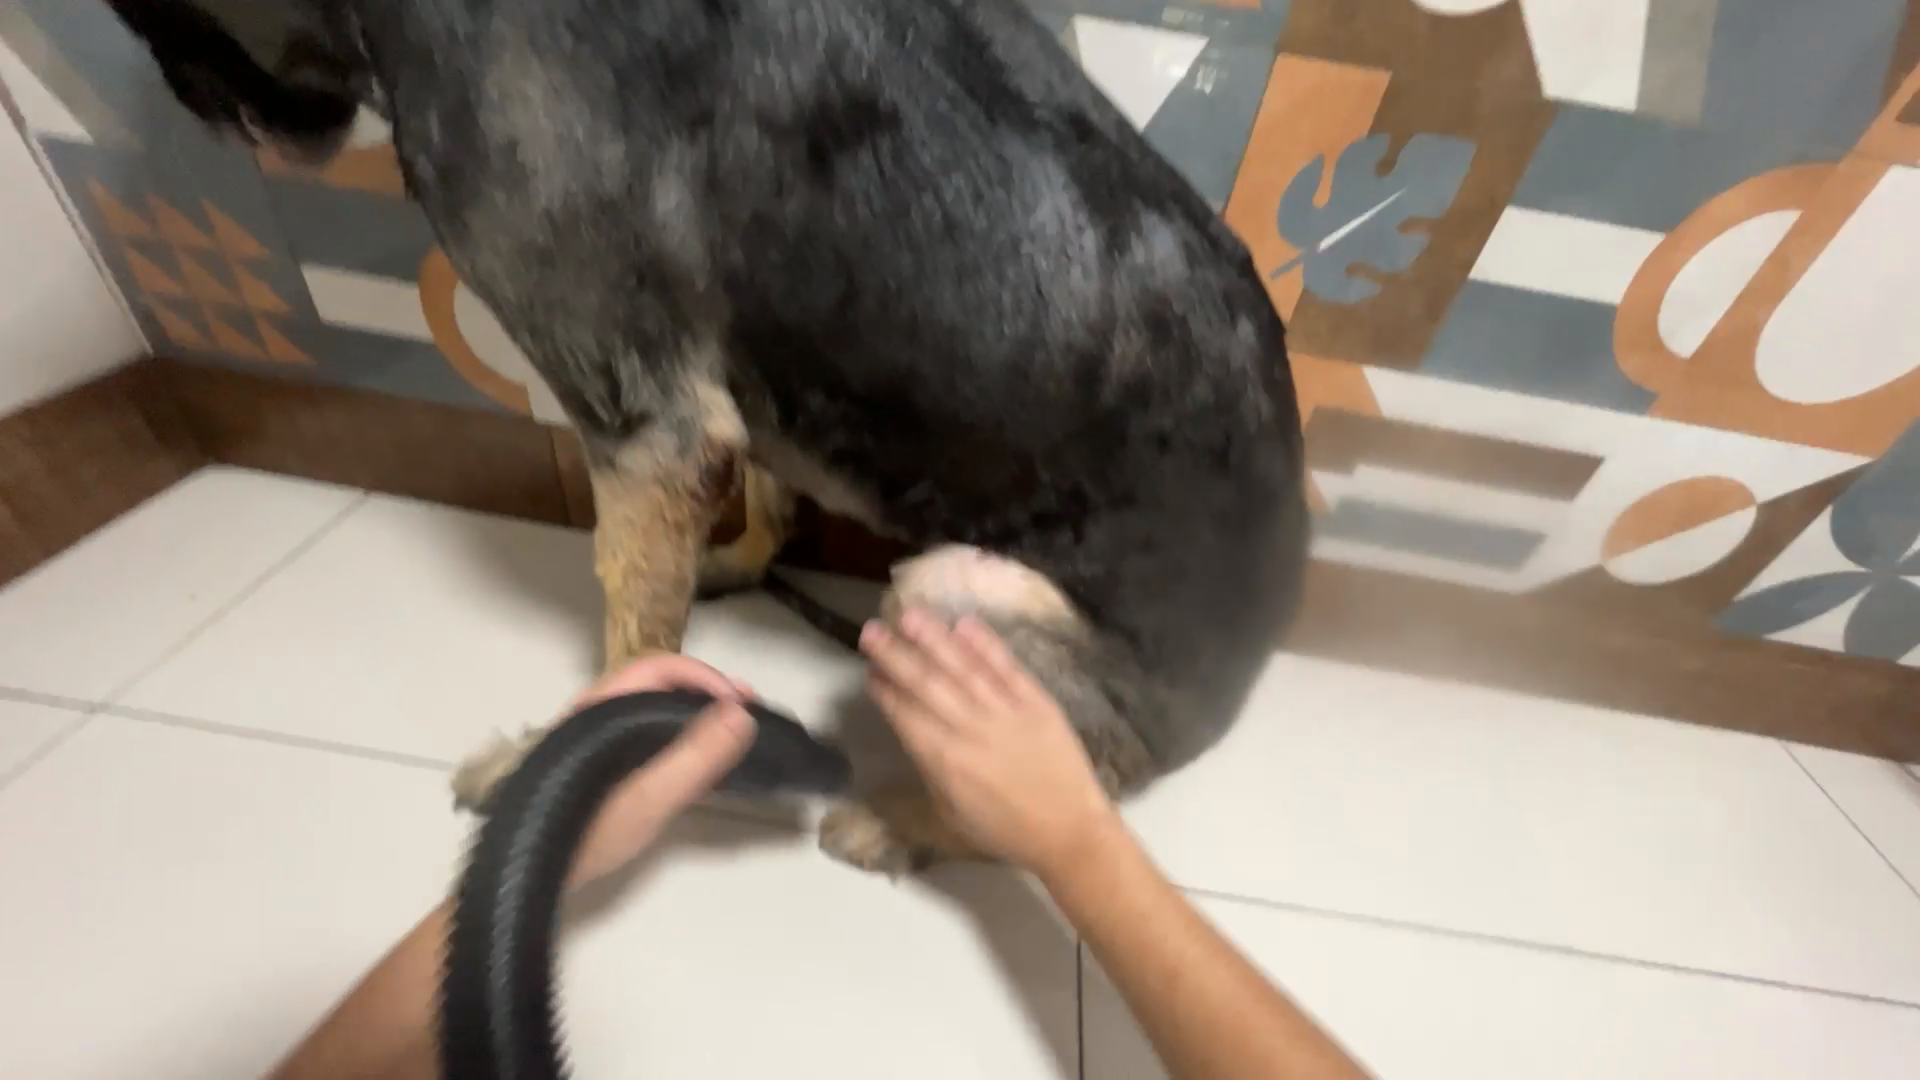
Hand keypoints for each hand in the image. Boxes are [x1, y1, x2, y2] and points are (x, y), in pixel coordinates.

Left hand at [562, 654, 757, 889]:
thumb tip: (741, 713)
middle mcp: (599, 712)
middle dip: (708, 693)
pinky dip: (684, 738)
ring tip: (735, 731)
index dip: (705, 678)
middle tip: (747, 711)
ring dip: (699, 715)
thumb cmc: (587, 835)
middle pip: (662, 685)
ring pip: (657, 709)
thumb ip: (695, 757)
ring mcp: (599, 738)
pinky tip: (705, 760)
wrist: (530, 879)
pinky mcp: (604, 763)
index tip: (740, 704)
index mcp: (603, 708)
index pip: (662, 669)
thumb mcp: (648, 799)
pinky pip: (651, 734)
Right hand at [861, 610, 1122, 876]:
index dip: (885, 690)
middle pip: (926, 684)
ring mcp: (1005, 712)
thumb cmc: (1004, 829)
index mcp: (944, 761)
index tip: (869, 669)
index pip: (905, 715)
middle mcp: (970, 730)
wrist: (1069, 831)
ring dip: (934, 639)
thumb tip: (911, 727)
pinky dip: (985, 644)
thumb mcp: (950, 812)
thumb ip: (928, 767)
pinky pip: (1006, 667)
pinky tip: (964, 623)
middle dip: (895, 655)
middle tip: (872, 630)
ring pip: (963, 668)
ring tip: (909, 614)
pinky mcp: (1036, 701)